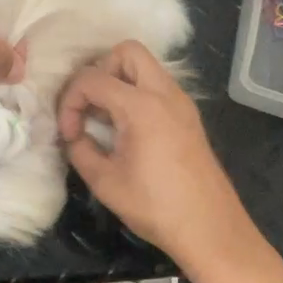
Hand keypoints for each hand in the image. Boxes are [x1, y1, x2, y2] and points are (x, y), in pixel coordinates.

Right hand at [57, 42, 251, 258]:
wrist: (211, 231)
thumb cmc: (155, 207)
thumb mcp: (104, 181)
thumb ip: (80, 149)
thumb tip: (74, 136)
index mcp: (141, 106)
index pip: (91, 78)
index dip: (70, 102)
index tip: (70, 134)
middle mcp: (164, 93)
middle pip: (126, 51)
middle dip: (100, 71)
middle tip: (91, 106)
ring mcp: (181, 103)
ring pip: (145, 66)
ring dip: (119, 81)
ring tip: (106, 118)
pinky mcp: (189, 117)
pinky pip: (157, 86)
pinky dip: (136, 94)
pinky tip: (127, 129)